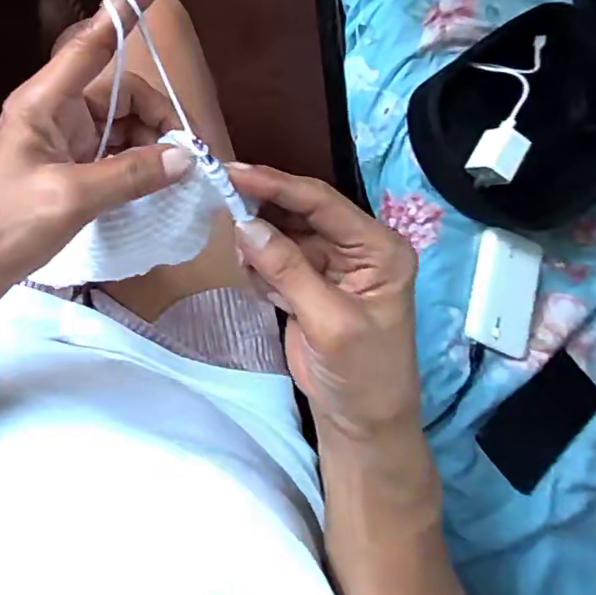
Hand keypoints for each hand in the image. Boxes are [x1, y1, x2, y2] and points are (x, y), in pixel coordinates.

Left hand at [0, 0, 190, 293]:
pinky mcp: (70, 156)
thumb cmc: (11, 225)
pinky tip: (147, 181)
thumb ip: (130, 174)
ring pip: (122, 117)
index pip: (94, 40)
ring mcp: (63, 132)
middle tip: (181, 155)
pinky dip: (136, 157)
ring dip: (148, 140)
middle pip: (120, 86)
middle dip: (153, 114)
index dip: (128, 0)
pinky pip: (115, 143)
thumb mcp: (72, 199)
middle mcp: (54, 106)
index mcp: (43, 101)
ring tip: (163, 175)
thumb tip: (184, 157)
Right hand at [228, 165, 421, 445]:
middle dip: (259, 207)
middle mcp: (353, 245)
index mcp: (378, 247)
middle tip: (217, 198)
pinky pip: (269, 253)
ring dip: (255, 240)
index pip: (321, 202)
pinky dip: (256, 264)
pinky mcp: (303, 277)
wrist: (360, 423)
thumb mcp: (330, 322)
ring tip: (248, 267)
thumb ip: (287, 270)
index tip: (231, 172)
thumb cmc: (363, 375)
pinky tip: (262, 291)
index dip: (275, 184)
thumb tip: (243, 224)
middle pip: (297, 208)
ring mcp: (326, 261)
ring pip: (278, 229)